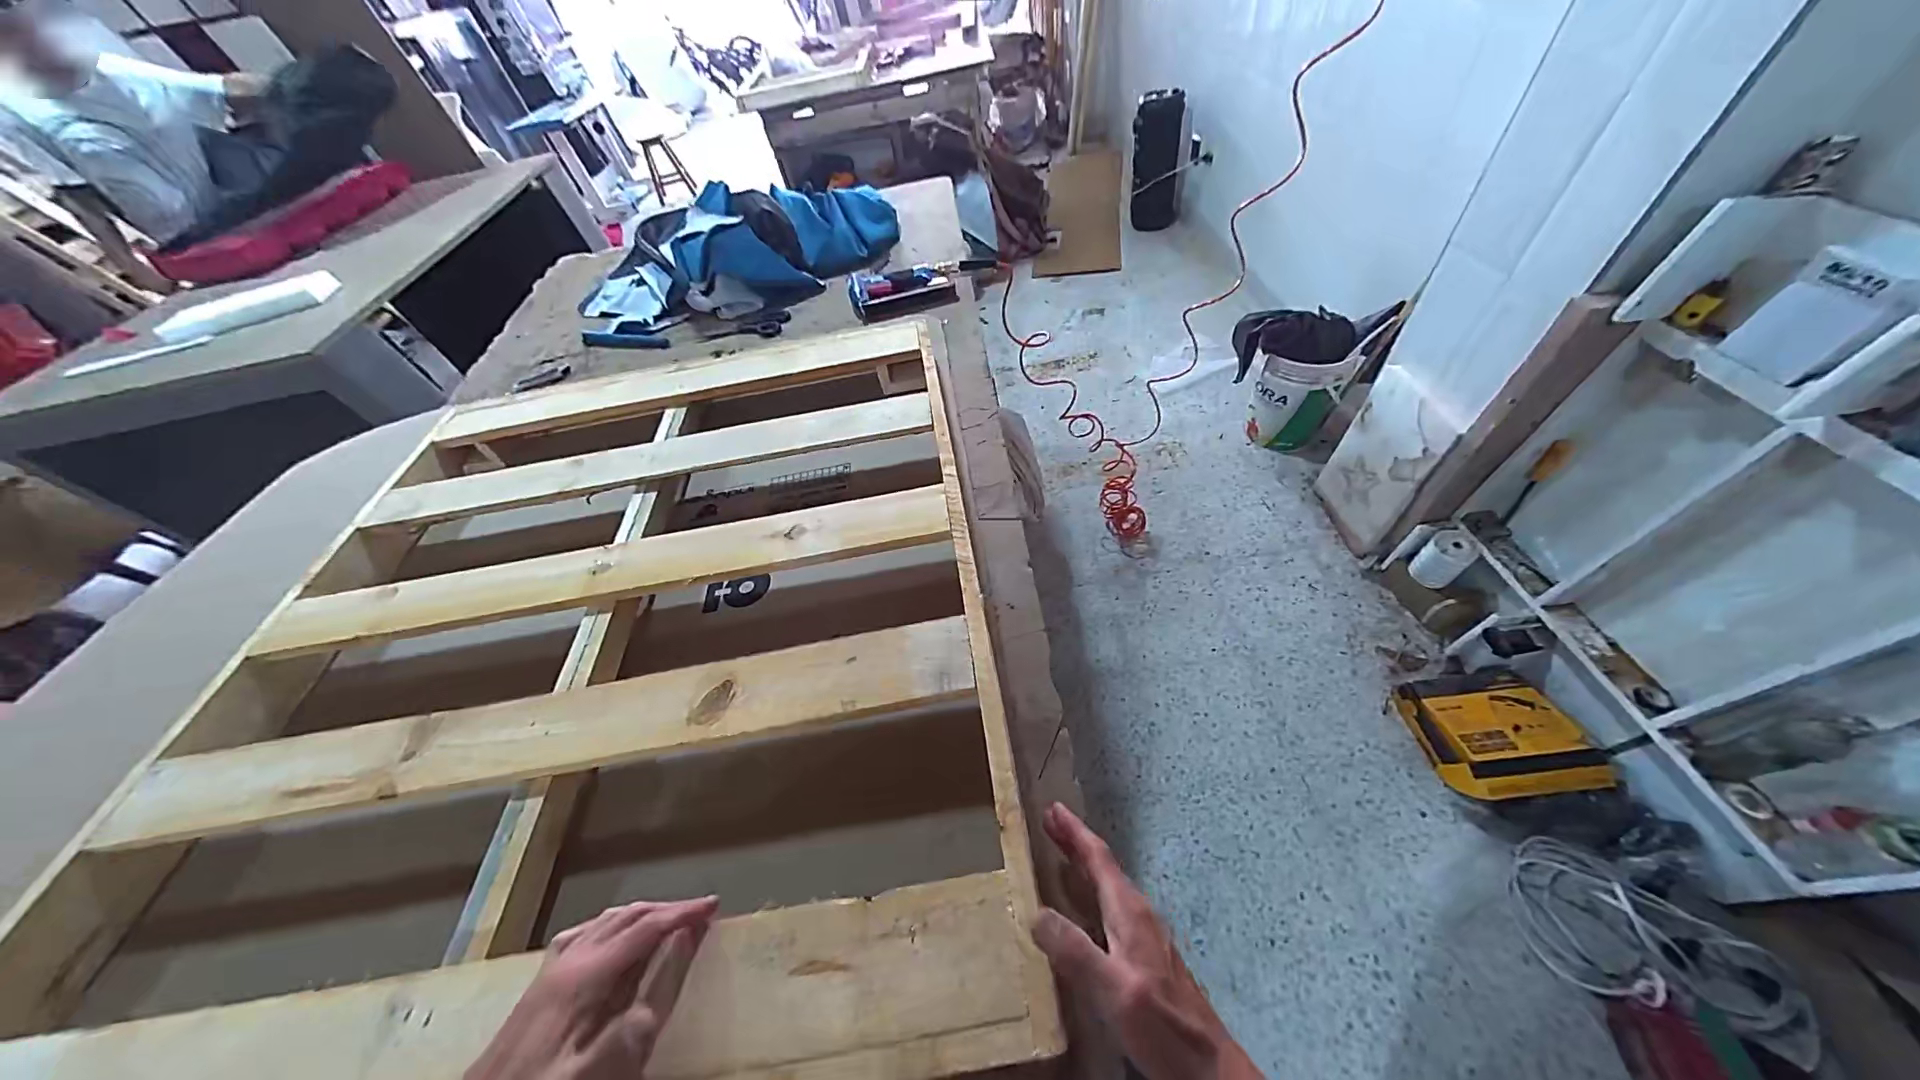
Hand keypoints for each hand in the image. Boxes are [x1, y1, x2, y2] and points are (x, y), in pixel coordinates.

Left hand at [465, 896, 718, 1079]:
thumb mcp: (612, 1059)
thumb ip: (651, 999)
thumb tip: (684, 939)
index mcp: (586, 973)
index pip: (646, 925)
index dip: (684, 912)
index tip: (716, 905)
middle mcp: (568, 960)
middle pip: (626, 916)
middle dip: (668, 909)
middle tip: (701, 912)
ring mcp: (549, 972)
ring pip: (605, 922)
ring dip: (643, 915)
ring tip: (671, 920)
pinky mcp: (538, 990)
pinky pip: (583, 937)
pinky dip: (613, 927)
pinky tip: (615, 938)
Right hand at [1031, 804, 1262, 1079]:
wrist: (1207, 1067)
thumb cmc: (1161, 1023)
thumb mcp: (1113, 988)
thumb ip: (1075, 951)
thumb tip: (1037, 914)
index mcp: (1129, 912)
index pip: (1098, 859)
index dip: (1075, 833)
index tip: (1052, 809)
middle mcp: (1138, 914)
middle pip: (1103, 867)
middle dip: (1076, 842)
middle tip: (1050, 821)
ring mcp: (1144, 935)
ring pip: (1108, 886)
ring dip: (1083, 865)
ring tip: (1061, 854)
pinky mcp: (1145, 956)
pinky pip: (1110, 907)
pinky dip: (1091, 892)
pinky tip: (1083, 906)